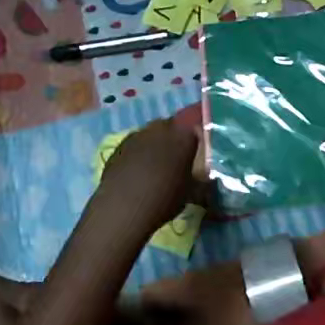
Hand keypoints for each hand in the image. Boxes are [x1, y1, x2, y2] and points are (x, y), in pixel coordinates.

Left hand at [93, 113, 201, 232]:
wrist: (123, 208)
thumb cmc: (165, 198)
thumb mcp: (192, 190)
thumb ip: (201, 177)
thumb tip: (204, 177)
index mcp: (182, 132)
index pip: (197, 116)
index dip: (201, 126)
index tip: (205, 140)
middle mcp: (160, 126)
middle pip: (174, 126)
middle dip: (179, 138)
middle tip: (183, 157)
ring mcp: (137, 134)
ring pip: (153, 135)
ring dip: (158, 145)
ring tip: (160, 166)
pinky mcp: (119, 146)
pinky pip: (136, 145)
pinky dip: (141, 154)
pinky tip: (140, 172)